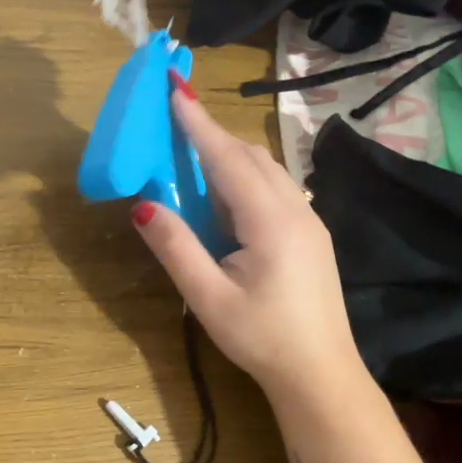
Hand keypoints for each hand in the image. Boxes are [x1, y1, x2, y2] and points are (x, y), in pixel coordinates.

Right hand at [132, 82, 362, 394]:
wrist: (319, 373)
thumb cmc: (259, 337)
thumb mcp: (206, 297)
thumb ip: (175, 247)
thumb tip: (142, 205)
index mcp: (269, 221)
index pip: (227, 158)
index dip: (198, 123)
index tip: (175, 89)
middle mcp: (295, 209)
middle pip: (249, 156)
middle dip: (211, 132)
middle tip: (173, 117)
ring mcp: (308, 220)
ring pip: (265, 169)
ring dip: (228, 153)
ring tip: (190, 150)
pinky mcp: (310, 234)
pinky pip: (274, 187)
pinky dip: (242, 174)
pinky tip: (222, 192)